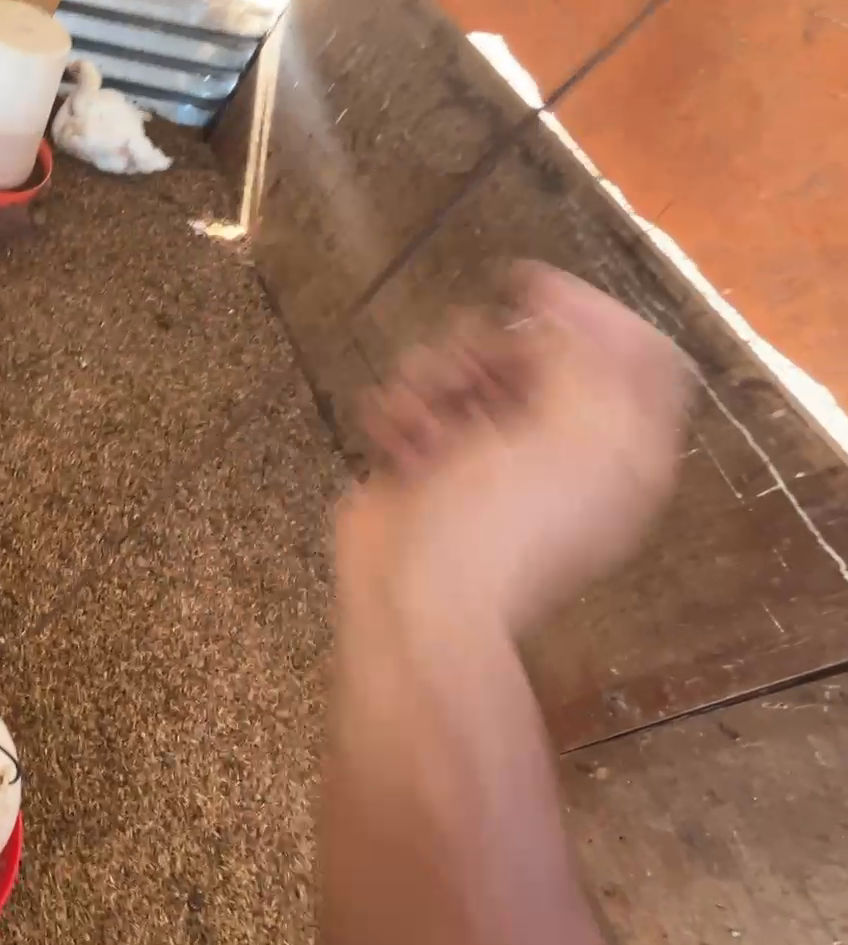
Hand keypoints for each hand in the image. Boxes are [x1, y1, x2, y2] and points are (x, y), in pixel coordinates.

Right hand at [339, 263, 690, 634]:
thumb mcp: (570, 433)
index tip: (523, 285)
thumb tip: (552, 303)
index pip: (622, 351)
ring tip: (420, 415)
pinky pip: (403, 407)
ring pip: (454, 373)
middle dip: (489, 350)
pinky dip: (393, 414)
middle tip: (466, 368)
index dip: (582, 311)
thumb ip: (578, 355)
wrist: (410, 591)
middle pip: (528, 354)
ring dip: (429, 380)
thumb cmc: (499, 521)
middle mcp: (544, 439)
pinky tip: (391, 440)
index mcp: (608, 439)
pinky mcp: (412, 461)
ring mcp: (472, 452)